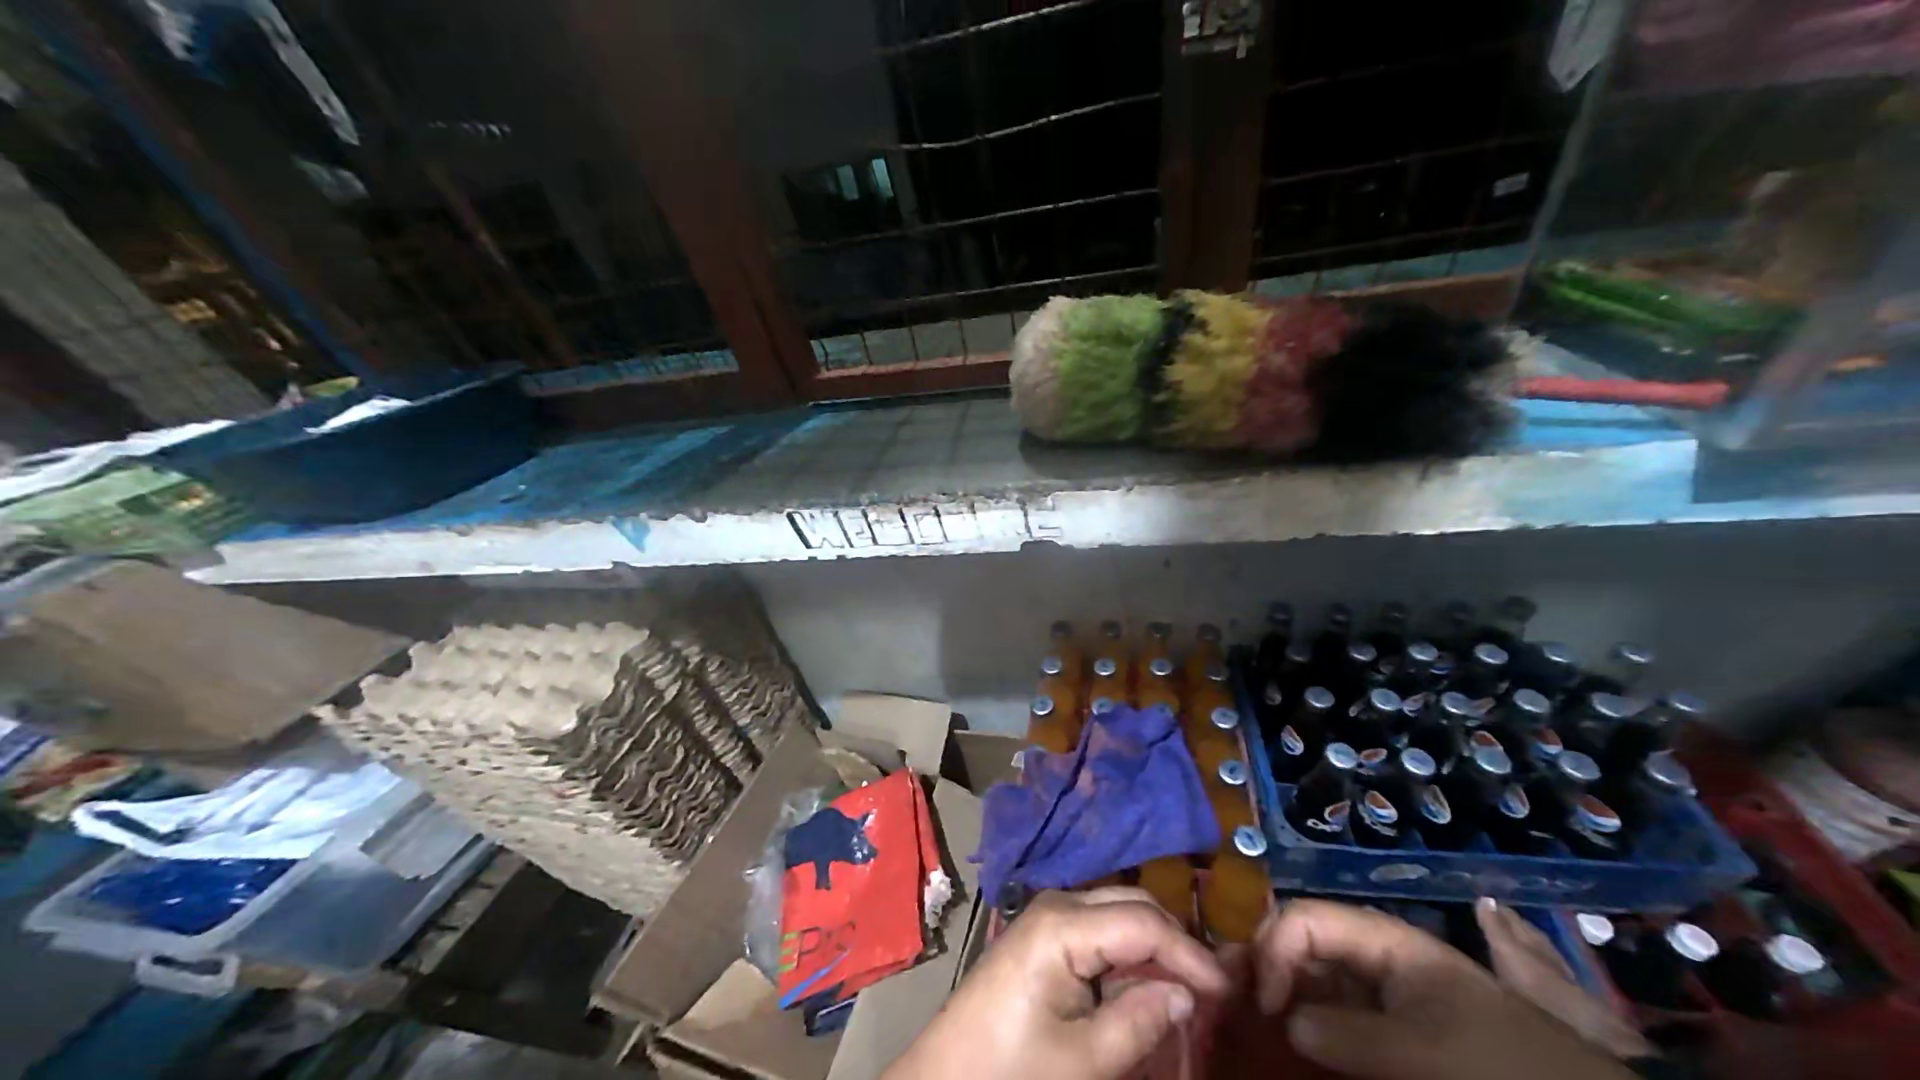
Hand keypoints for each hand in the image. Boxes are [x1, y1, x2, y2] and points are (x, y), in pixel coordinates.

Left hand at [883, 887, 1229, 1079]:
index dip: (1190, 954)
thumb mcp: (1084, 1060)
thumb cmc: (1012, 1069)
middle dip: (1175, 943)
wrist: (946, 1075)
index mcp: (1063, 924)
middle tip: (1211, 992)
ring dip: (1153, 947)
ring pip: (1118, 913)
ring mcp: (1047, 916)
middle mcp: (1057, 903)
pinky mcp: (1044, 934)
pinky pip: (1099, 929)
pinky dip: (1128, 952)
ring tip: (1184, 990)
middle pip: (1133, 906)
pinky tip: (1143, 987)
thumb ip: (1140, 1021)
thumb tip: (1186, 993)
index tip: (1228, 994)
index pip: (1144, 922)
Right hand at [1252, 899, 1639, 1079]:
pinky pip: (1332, 1008)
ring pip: (1311, 973)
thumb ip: (1350, 1034)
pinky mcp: (1388, 1022)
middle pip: (1301, 940)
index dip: (1273, 949)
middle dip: (1266, 963)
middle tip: (1242, 1005)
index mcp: (1384, 938)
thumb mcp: (1427, 1052)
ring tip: (1259, 1021)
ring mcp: (1382, 987)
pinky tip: (1295, 1038)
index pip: (1304, 918)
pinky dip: (1306, 1017)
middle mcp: (1375, 952)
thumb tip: (1286, 1022)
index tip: (1266, 1006)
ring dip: (1281, 990)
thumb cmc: (1500, 1066)